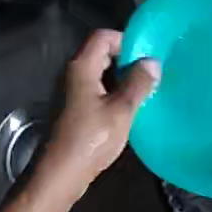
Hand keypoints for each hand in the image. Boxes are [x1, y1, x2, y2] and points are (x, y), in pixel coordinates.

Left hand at [32, 30, 159, 202]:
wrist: (59, 175)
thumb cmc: (90, 140)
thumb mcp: (121, 110)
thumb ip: (138, 84)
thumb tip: (152, 62)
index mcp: (82, 66)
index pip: (103, 36)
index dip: (125, 40)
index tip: (146, 54)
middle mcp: (73, 72)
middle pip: (100, 51)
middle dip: (125, 58)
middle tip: (148, 72)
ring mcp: (70, 90)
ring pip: (98, 71)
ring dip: (120, 76)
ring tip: (142, 90)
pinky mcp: (72, 107)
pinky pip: (94, 87)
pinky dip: (111, 90)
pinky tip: (126, 107)